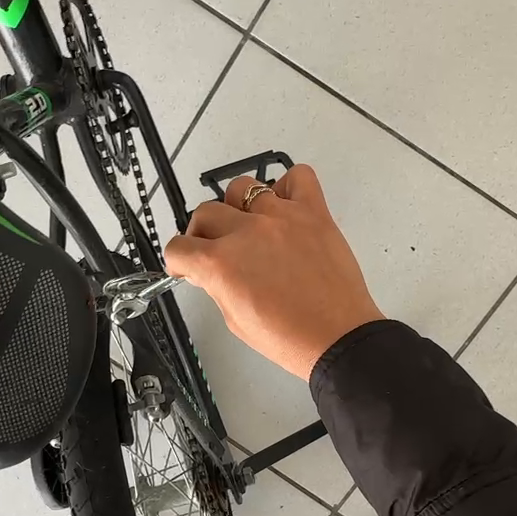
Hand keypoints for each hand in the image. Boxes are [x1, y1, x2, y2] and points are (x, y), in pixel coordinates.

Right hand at [163, 164, 382, 379]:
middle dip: (202, 234)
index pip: (179, 247)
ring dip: (237, 207)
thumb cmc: (289, 337)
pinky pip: (298, 177)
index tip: (186, 265)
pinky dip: (286, 187)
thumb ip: (216, 286)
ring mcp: (281, 217)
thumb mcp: (235, 320)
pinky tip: (284, 209)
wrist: (337, 338)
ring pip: (242, 188)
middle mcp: (247, 232)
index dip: (179, 260)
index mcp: (221, 263)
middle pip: (205, 213)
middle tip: (215, 250)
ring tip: (249, 226)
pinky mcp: (313, 213)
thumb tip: (208, 271)